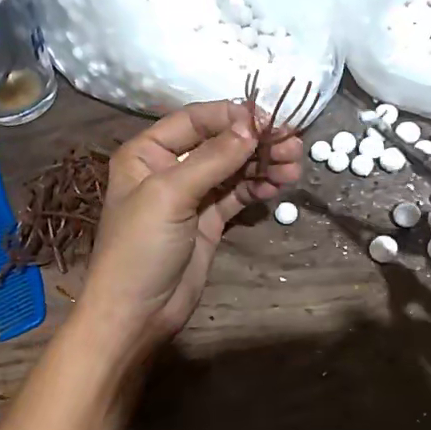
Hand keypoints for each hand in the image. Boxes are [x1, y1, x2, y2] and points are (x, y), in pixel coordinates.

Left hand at [77, 101, 301, 354]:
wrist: (136, 313)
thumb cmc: (141, 247)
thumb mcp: (170, 195)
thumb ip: (212, 158)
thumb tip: (251, 126)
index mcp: (146, 153)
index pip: (194, 120)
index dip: (231, 116)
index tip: (268, 120)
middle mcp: (168, 168)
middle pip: (219, 142)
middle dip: (255, 141)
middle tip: (293, 144)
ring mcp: (191, 196)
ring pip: (233, 169)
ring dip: (263, 163)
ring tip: (294, 166)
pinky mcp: (208, 222)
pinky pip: (237, 195)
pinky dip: (258, 187)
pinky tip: (280, 185)